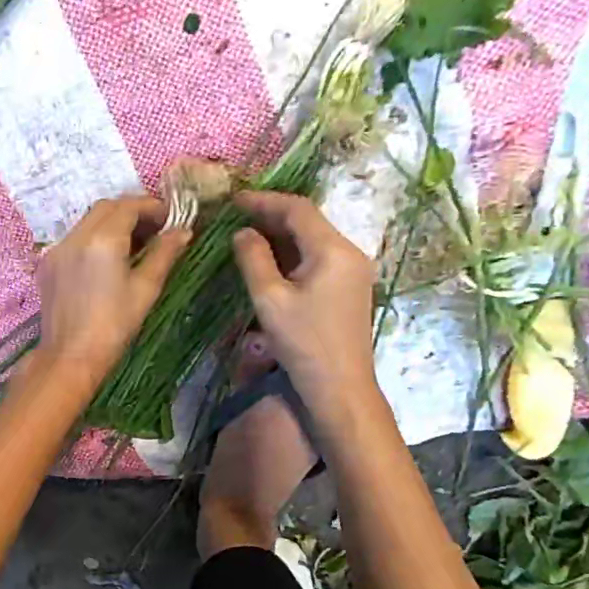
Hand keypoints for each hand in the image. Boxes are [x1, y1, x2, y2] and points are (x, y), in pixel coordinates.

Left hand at [36, 196, 190, 382]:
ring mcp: (59, 248)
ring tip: (136, 243)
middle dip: (133, 211)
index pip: (129, 206)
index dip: (152, 207)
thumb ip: (164, 254)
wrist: (71, 356)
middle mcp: (76, 236)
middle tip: (156, 229)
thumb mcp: (146, 288)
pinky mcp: (49, 263)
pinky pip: (76, 237)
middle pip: (107, 207)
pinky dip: (95, 237)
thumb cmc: (115, 325)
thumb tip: (183, 232)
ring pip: (89, 220)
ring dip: (114, 222)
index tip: (171, 218)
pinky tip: (109, 259)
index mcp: (103, 240)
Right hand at [230, 191, 377, 403]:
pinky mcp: (351, 287)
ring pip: (315, 239)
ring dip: (283, 235)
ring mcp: (354, 270)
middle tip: (237, 216)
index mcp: (333, 250)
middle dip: (273, 215)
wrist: (341, 387)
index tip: (234, 201)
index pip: (298, 209)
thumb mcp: (270, 299)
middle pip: (309, 221)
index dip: (264, 201)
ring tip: (249, 234)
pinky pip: (321, 258)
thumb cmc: (304, 344)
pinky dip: (295, 253)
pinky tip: (272, 260)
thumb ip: (254, 258)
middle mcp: (350, 252)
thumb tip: (244, 232)